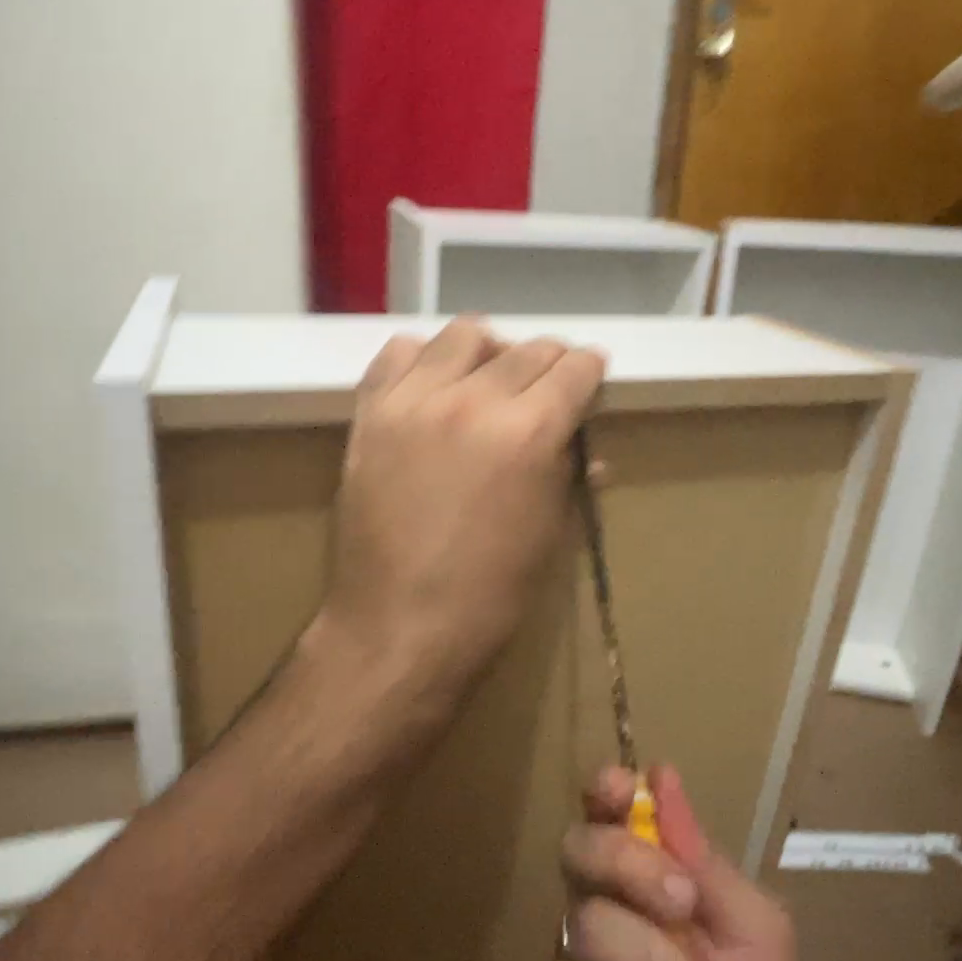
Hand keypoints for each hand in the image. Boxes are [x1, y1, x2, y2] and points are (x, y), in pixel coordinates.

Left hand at [317, 316, 605, 694]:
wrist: (398, 625)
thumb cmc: (488, 594)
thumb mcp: (548, 534)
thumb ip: (568, 476)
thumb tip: (590, 453)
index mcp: (529, 432)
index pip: (573, 369)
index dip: (589, 370)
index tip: (589, 376)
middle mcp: (473, 400)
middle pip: (525, 349)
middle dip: (548, 361)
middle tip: (546, 385)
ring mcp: (415, 401)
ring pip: (462, 335)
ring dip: (486, 350)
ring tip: (486, 377)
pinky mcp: (371, 414)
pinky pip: (397, 355)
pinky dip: (421, 359)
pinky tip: (430, 386)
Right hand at [563, 766, 796, 960]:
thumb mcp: (754, 926)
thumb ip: (706, 860)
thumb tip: (659, 773)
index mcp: (649, 868)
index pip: (604, 806)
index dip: (604, 788)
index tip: (620, 788)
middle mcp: (607, 901)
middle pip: (575, 847)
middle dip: (622, 859)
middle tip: (679, 894)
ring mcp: (586, 954)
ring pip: (582, 919)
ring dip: (640, 942)